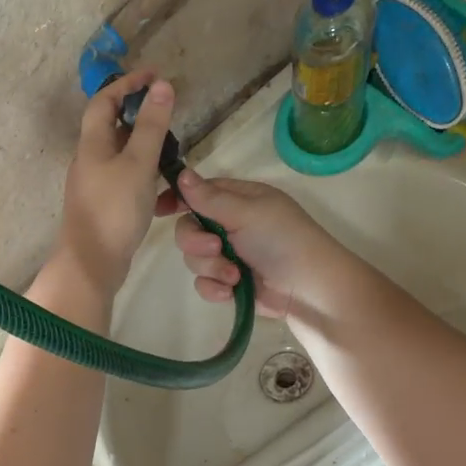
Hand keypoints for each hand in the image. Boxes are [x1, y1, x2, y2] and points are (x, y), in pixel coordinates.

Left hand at [51, 71, 176, 299]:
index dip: (127, 84)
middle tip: (170, 118)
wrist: (91, 267)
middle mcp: (90, 163)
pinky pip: (128, 187)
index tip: (155, 76)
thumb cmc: (114, 211)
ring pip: (124, 160)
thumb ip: (152, 125)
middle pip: (113, 130)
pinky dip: (148, 184)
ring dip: (148, 154)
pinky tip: (169, 196)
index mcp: (92, 145)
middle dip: (142, 119)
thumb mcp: (138, 163)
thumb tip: (161, 85)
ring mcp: (96, 189)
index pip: (104, 101)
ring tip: (175, 157)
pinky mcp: (105, 212)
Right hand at [157, 170, 357, 319]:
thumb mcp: (247, 212)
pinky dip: (214, 288)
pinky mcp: (227, 283)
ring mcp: (228, 255)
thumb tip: (182, 173)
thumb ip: (210, 198)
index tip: (159, 211)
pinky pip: (203, 283)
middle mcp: (229, 225)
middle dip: (196, 242)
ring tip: (234, 275)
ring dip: (211, 268)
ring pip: (194, 259)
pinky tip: (230, 292)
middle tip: (216, 248)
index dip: (176, 200)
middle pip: (188, 228)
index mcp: (237, 199)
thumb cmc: (282, 239)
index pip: (198, 193)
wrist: (307, 288)